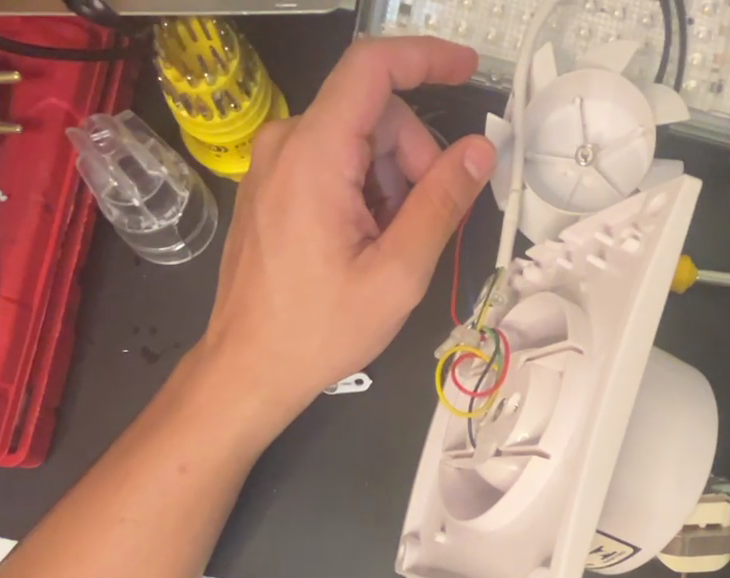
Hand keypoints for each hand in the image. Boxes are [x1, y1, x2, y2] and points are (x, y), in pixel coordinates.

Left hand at [191, 37, 496, 433]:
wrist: (249, 366)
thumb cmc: (319, 331)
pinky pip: (328, 165)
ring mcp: (271, 166)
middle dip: (413, 158)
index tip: (468, 72)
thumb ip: (440, 205)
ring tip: (389, 248)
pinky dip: (361, 192)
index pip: (373, 68)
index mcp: (313, 155)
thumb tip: (480, 151)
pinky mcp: (269, 189)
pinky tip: (363, 245)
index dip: (426, 59)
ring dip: (388, 183)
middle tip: (427, 223)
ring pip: (353, 142)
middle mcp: (284, 144)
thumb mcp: (396, 275)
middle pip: (371, 115)